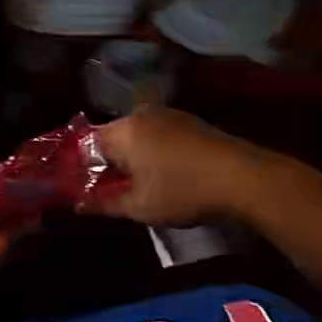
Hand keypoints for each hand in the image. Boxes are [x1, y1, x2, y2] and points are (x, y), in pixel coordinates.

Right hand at [89, 108, 263, 226]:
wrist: (243, 177)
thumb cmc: (183, 191)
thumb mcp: (140, 207)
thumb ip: (103, 203)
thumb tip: (78, 204)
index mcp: (123, 130)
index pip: (88, 145)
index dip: (85, 168)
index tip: (88, 190)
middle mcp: (140, 114)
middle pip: (113, 138)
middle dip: (111, 164)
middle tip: (117, 192)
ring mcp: (167, 114)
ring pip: (137, 136)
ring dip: (135, 159)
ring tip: (144, 187)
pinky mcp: (189, 121)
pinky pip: (159, 134)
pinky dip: (155, 152)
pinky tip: (169, 175)